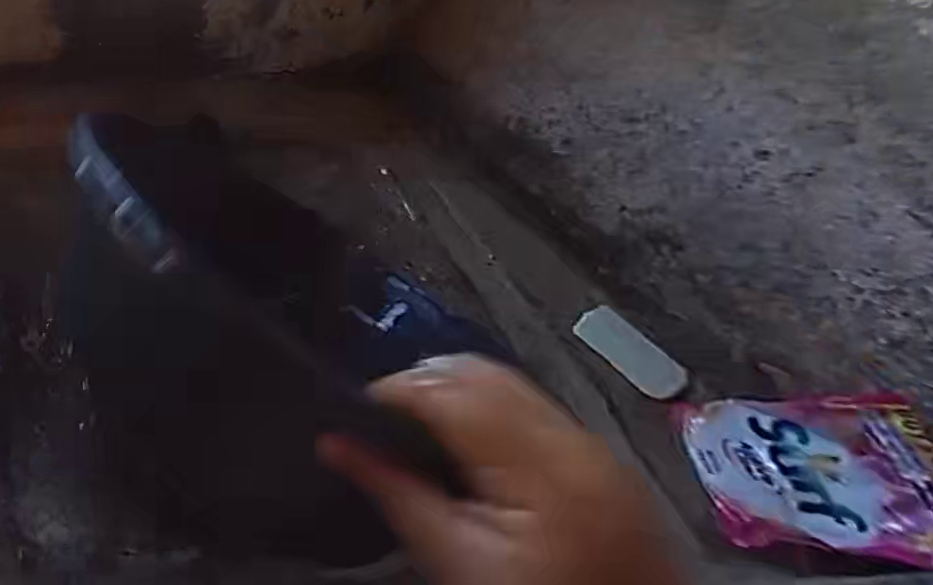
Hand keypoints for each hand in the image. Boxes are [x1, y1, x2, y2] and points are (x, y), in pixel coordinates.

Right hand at [319, 355, 682, 584]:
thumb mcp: (451, 561)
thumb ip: (391, 490)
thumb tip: (331, 440)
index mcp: (540, 470)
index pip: (448, 391)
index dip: (395, 388)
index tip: (359, 408)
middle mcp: (574, 444)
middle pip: (477, 371)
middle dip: (423, 381)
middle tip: (389, 419)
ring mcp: (595, 448)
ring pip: (503, 376)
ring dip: (454, 387)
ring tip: (425, 427)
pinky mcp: (602, 458)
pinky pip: (529, 400)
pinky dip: (488, 403)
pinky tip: (470, 441)